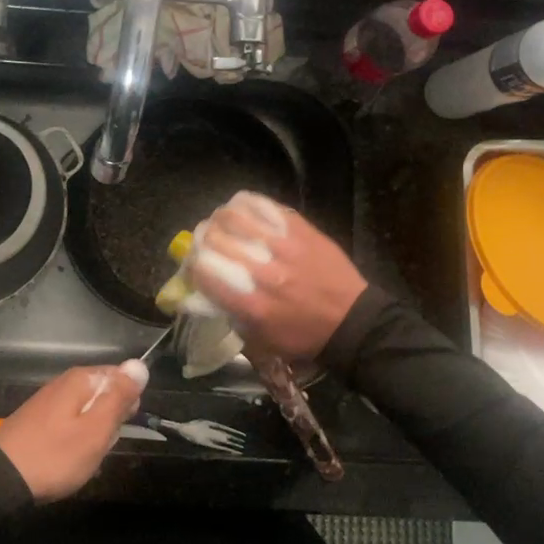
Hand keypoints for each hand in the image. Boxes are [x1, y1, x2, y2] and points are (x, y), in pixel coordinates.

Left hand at [0, 360, 147, 502]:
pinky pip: (70, 423)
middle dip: (109, 421)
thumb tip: (140, 364)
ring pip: (88, 412)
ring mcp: (49, 400)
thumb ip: (119, 397)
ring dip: (93, 434)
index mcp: (80, 379)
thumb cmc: (55, 456)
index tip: (122, 426)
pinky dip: (74, 440)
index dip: (127, 403)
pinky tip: (68, 459)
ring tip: (83, 457)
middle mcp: (64, 382)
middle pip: (104, 395)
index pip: (121, 377)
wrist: (1, 479)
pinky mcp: (38, 419)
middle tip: (99, 445)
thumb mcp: (96, 430)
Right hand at [188, 191, 366, 358]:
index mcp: (251, 303)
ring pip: (233, 216)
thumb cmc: (303, 336)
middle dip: (202, 239)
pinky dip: (244, 204)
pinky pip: (262, 204)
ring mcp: (282, 245)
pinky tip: (242, 211)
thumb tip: (201, 292)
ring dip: (220, 219)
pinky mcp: (298, 228)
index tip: (195, 266)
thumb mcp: (260, 339)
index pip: (203, 270)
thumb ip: (228, 313)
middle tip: (206, 243)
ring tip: (222, 224)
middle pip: (213, 239)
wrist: (352, 321)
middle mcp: (263, 271)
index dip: (192, 265)